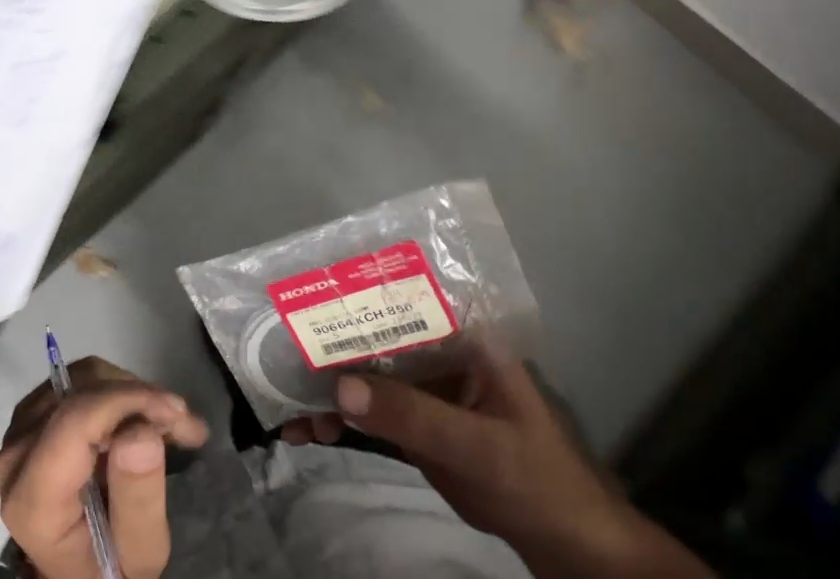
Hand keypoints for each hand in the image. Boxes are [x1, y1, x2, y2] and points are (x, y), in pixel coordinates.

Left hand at [0, 357, 209, 578]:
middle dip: (140, 397)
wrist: (78, 568)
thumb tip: (141, 431)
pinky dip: (116, 391)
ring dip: (131, 392)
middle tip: (185, 425)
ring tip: (167, 424)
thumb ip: (139, 500)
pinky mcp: (29, 416)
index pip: (75, 422)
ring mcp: (17, 431)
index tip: (178, 413)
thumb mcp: (138, 554)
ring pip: (81, 378)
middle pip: (80, 394)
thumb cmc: (110, 566)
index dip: (129, 402)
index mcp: (34, 500)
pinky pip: (76, 381)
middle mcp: (15, 457)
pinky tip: (140, 418)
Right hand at [289, 345, 711, 578]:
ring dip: (324, 392)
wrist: (562, 540)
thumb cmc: (536, 476)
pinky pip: (365, 414)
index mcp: (463, 338)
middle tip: (277, 364)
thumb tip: (339, 389)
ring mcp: (423, 390)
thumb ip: (411, 414)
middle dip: (326, 355)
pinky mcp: (412, 425)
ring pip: (362, 378)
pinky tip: (304, 433)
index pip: (401, 303)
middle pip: (371, 341)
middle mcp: (438, 354)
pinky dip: (335, 421)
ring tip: (286, 412)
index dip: (352, 300)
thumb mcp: (476, 443)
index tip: (303, 305)